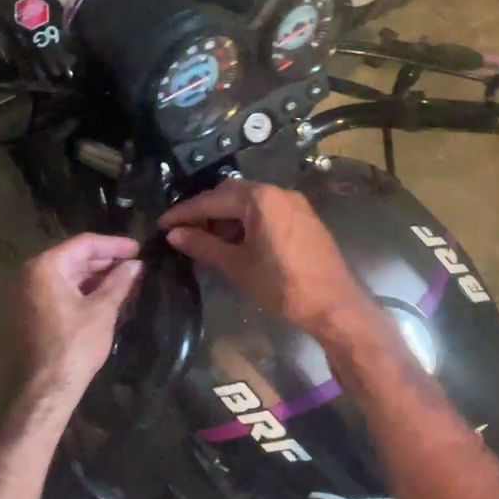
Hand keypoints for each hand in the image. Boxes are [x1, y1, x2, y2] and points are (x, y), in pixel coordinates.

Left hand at [13, 233, 142, 396]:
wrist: (48, 387)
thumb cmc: (75, 345)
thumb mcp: (102, 310)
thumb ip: (119, 282)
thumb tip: (136, 265)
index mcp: (46, 266)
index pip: (84, 244)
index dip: (114, 245)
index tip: (139, 248)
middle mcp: (32, 274)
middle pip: (74, 257)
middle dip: (106, 261)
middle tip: (136, 264)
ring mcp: (29, 293)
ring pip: (68, 275)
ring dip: (96, 276)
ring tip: (127, 279)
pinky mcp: (33, 311)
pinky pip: (61, 290)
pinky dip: (83, 290)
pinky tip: (107, 295)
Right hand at [159, 180, 364, 337]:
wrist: (336, 306)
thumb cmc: (283, 286)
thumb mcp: (237, 266)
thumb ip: (203, 245)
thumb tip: (174, 235)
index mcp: (259, 199)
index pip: (211, 200)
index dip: (184, 213)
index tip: (162, 225)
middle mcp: (277, 192)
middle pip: (229, 195)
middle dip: (204, 212)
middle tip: (181, 232)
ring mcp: (293, 203)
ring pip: (248, 203)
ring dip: (225, 218)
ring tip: (205, 240)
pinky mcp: (303, 217)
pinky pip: (265, 211)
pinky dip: (245, 222)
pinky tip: (234, 242)